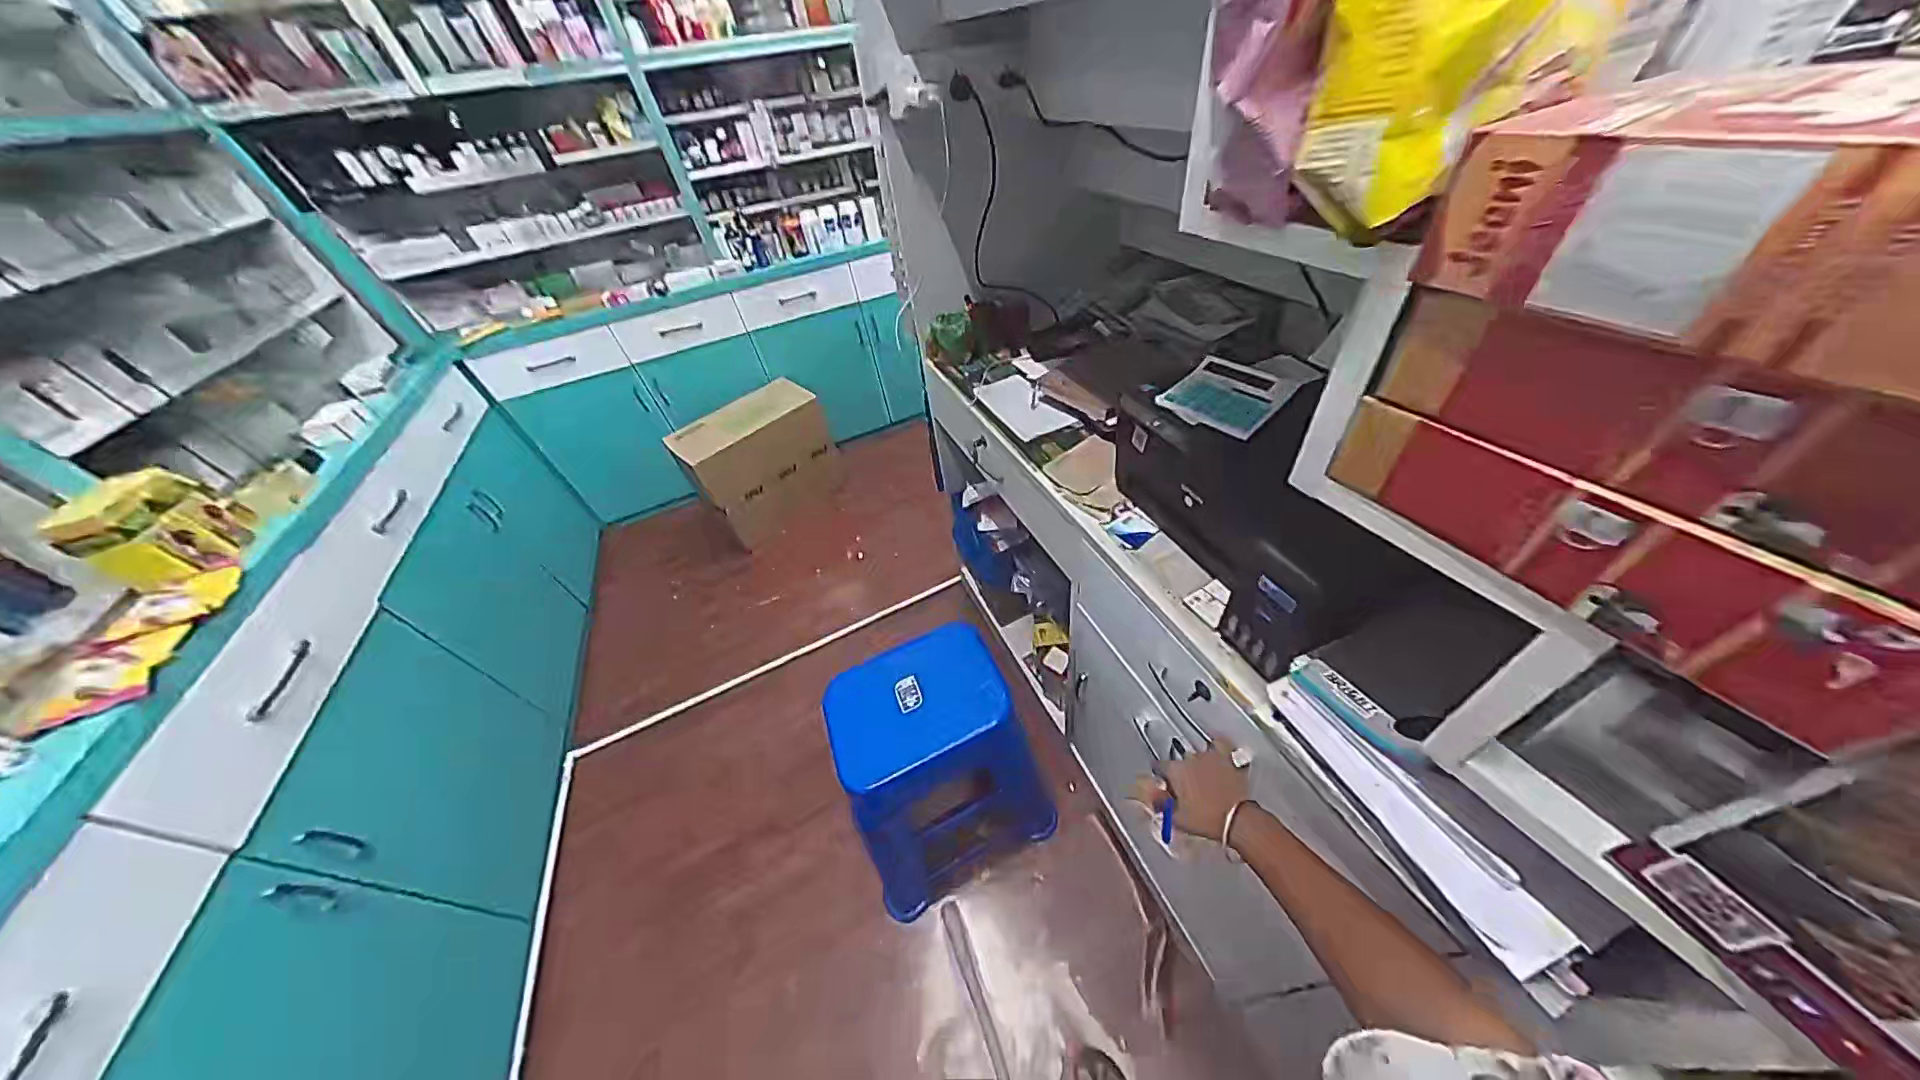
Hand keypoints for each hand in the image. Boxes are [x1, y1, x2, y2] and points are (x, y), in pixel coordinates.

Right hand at [1131, 737, 1248, 841]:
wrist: (1237, 820)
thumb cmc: (1208, 820)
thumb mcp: (1177, 819)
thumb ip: (1162, 804)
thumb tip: (1157, 799)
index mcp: (1174, 770)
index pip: (1159, 766)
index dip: (1160, 776)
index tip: (1164, 784)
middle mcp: (1190, 759)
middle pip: (1178, 761)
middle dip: (1180, 772)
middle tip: (1184, 789)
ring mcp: (1209, 757)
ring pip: (1198, 753)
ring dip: (1196, 762)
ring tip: (1200, 775)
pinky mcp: (1227, 760)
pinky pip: (1219, 745)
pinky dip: (1216, 746)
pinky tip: (1215, 752)